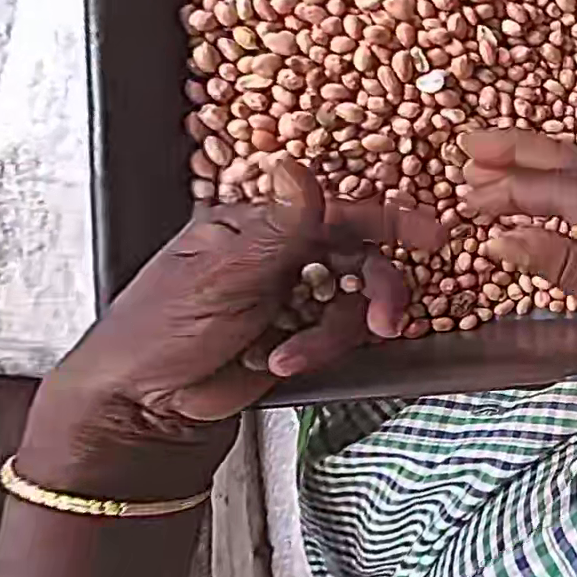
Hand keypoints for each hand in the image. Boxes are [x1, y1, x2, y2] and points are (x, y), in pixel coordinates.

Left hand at [17, 160, 444, 500]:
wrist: (141, 408)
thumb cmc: (160, 331)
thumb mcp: (221, 277)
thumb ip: (275, 228)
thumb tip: (298, 168)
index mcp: (262, 227)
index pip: (337, 214)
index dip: (391, 222)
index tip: (435, 236)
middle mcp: (287, 255)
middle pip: (361, 262)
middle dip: (377, 294)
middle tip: (388, 322)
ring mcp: (298, 295)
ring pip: (355, 304)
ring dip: (333, 334)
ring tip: (293, 357)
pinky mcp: (304, 333)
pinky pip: (340, 335)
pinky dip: (318, 350)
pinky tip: (280, 362)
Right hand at [460, 129, 576, 385]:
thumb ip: (565, 267)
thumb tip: (502, 238)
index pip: (572, 193)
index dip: (517, 193)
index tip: (470, 196)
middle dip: (522, 152)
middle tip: (468, 146)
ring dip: (541, 160)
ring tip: (489, 156)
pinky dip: (569, 177)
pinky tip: (540, 175)